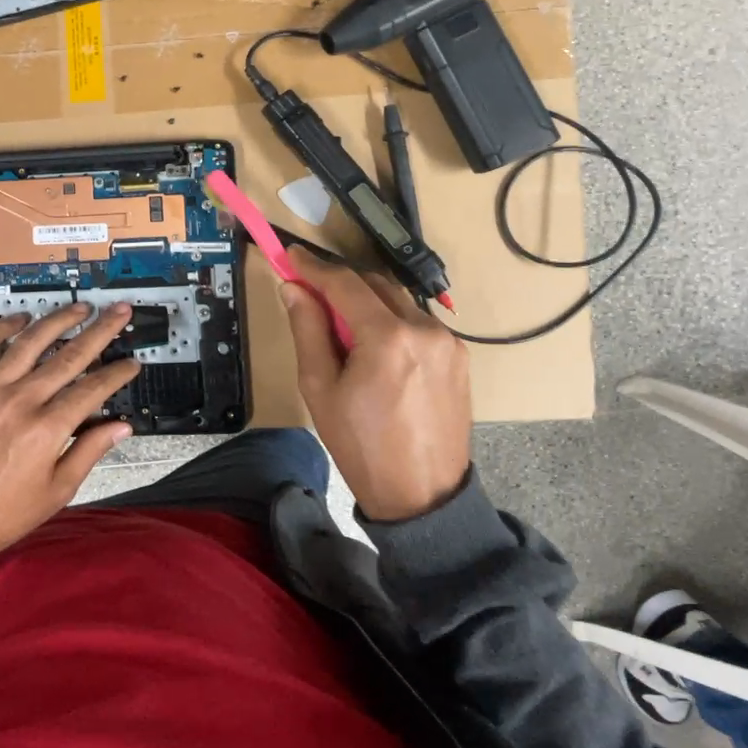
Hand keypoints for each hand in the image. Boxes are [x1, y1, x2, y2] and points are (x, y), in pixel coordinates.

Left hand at [0, 303, 141, 594]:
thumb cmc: (2, 514)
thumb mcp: (58, 490)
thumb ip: (89, 451)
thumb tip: (120, 427)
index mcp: (46, 430)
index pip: (92, 389)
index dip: (116, 373)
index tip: (131, 363)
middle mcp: (18, 404)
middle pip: (67, 357)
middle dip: (99, 332)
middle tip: (118, 314)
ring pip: (27, 344)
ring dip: (56, 321)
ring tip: (78, 309)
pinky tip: (18, 319)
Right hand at [280, 248, 472, 521]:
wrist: (421, 492)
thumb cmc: (360, 443)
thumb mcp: (319, 386)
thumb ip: (308, 330)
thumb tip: (295, 289)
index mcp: (389, 337)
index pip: (345, 283)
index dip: (314, 266)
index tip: (289, 255)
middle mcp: (426, 329)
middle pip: (375, 284)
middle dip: (339, 282)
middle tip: (306, 291)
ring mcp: (449, 342)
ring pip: (397, 301)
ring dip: (364, 302)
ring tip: (337, 327)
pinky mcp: (458, 357)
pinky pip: (416, 323)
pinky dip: (388, 321)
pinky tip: (370, 347)